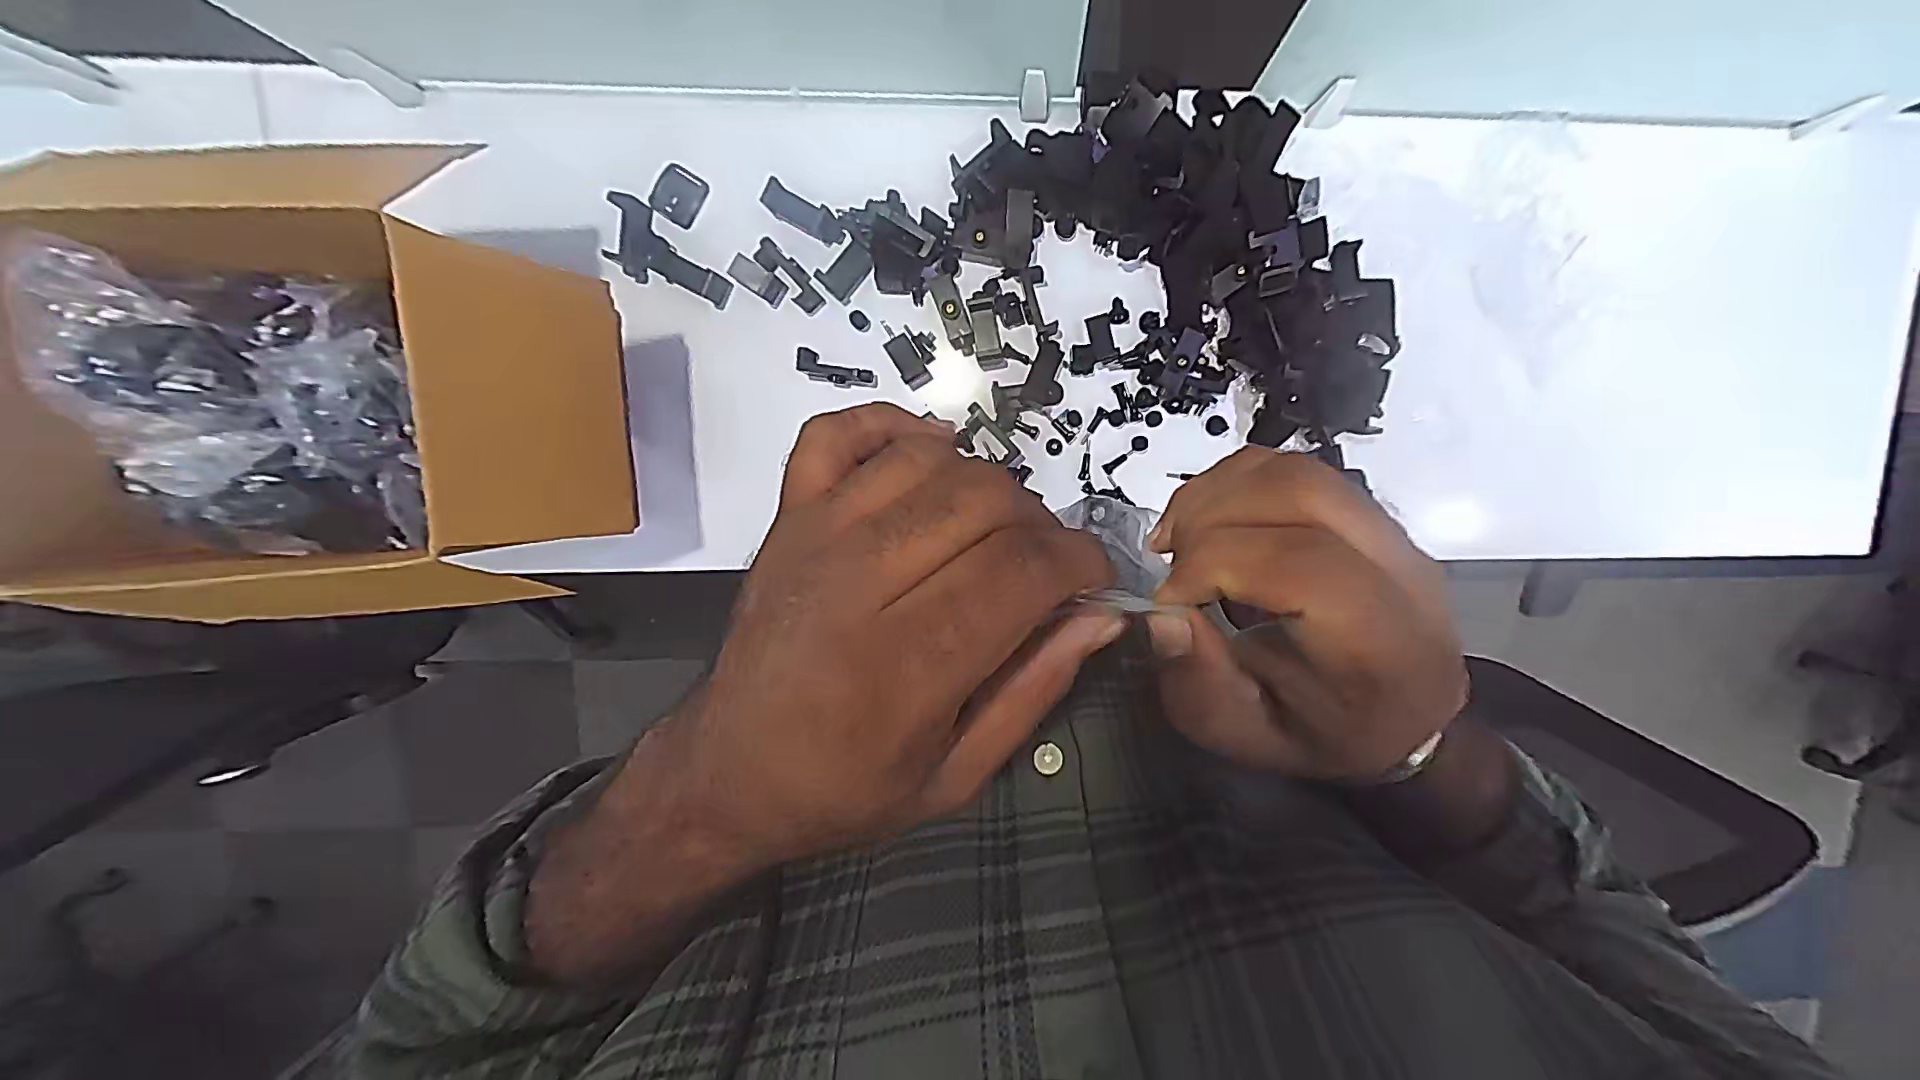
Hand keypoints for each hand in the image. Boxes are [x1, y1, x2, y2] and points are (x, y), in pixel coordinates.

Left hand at [668, 403, 1119, 866]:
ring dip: (985, 484)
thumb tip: (1100, 616)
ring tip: (992, 529)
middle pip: (983, 503)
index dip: (1080, 562)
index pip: (1021, 570)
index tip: (1093, 578)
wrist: (730, 773)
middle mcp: (857, 585)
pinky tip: (926, 452)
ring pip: (928, 461)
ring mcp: (814, 538)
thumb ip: (1033, 690)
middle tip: (1043, 566)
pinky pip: (837, 435)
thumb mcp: (956, 776)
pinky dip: (891, 426)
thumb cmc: (844, 787)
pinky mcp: (786, 518)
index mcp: (905, 666)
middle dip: (1041, 526)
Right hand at [1144, 448, 1465, 780]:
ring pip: (1293, 470)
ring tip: (1180, 538)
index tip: (1170, 599)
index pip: (1299, 562)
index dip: (1214, 564)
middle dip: (1207, 517)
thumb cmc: (1323, 731)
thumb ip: (1200, 685)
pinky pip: (1292, 468)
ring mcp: (1388, 532)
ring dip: (1215, 493)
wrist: (1398, 718)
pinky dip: (1232, 482)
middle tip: (1169, 559)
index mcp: (1376, 639)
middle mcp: (1398, 570)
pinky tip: (1206, 519)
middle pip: (1298, 493)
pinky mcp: (1366, 513)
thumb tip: (1162, 617)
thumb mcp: (1248, 735)